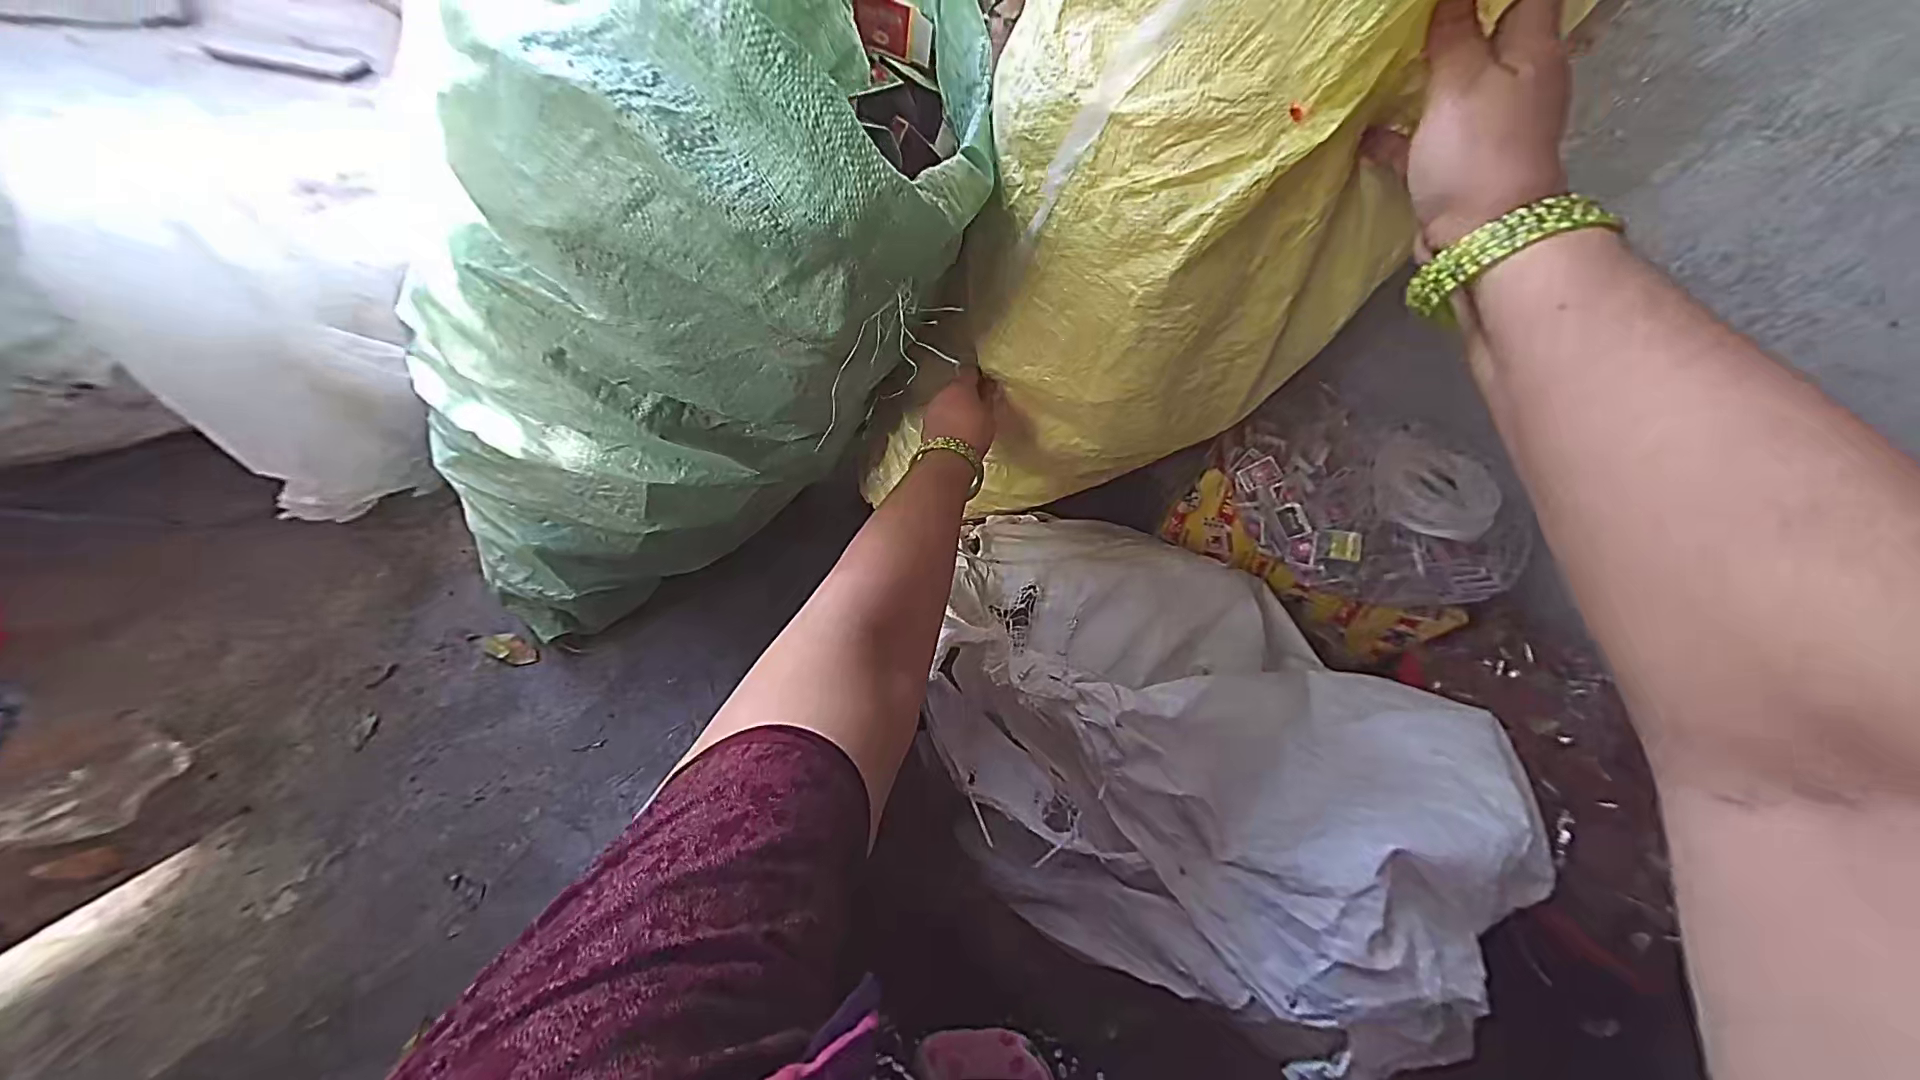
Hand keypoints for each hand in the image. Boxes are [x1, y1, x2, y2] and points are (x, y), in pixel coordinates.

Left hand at [921, 365, 997, 455]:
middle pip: (956, 386)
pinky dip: (946, 418)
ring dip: (954, 406)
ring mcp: (932, 407)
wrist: (948, 458)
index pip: (970, 371)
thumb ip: (988, 398)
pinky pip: (939, 415)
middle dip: (965, 393)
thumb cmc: (973, 434)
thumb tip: (989, 387)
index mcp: (961, 386)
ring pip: (945, 401)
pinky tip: (954, 429)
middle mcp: (943, 392)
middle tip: (977, 404)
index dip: (978, 376)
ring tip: (965, 420)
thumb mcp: (989, 415)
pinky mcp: (926, 423)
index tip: (985, 384)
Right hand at [1366, 0, 1571, 249]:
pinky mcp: (1457, 167)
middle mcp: (1518, 83)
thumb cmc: (1476, 153)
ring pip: (1455, 88)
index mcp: (1532, 50)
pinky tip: (1367, 135)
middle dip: (1459, 24)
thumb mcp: (1461, 83)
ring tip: (1391, 68)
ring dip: (1427, 77)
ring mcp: (1488, 128)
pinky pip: (1423, 139)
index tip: (1451, 3)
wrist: (1479, 236)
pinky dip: (1398, 133)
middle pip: (1492, 37)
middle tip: (1419, 24)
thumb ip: (1455, 33)